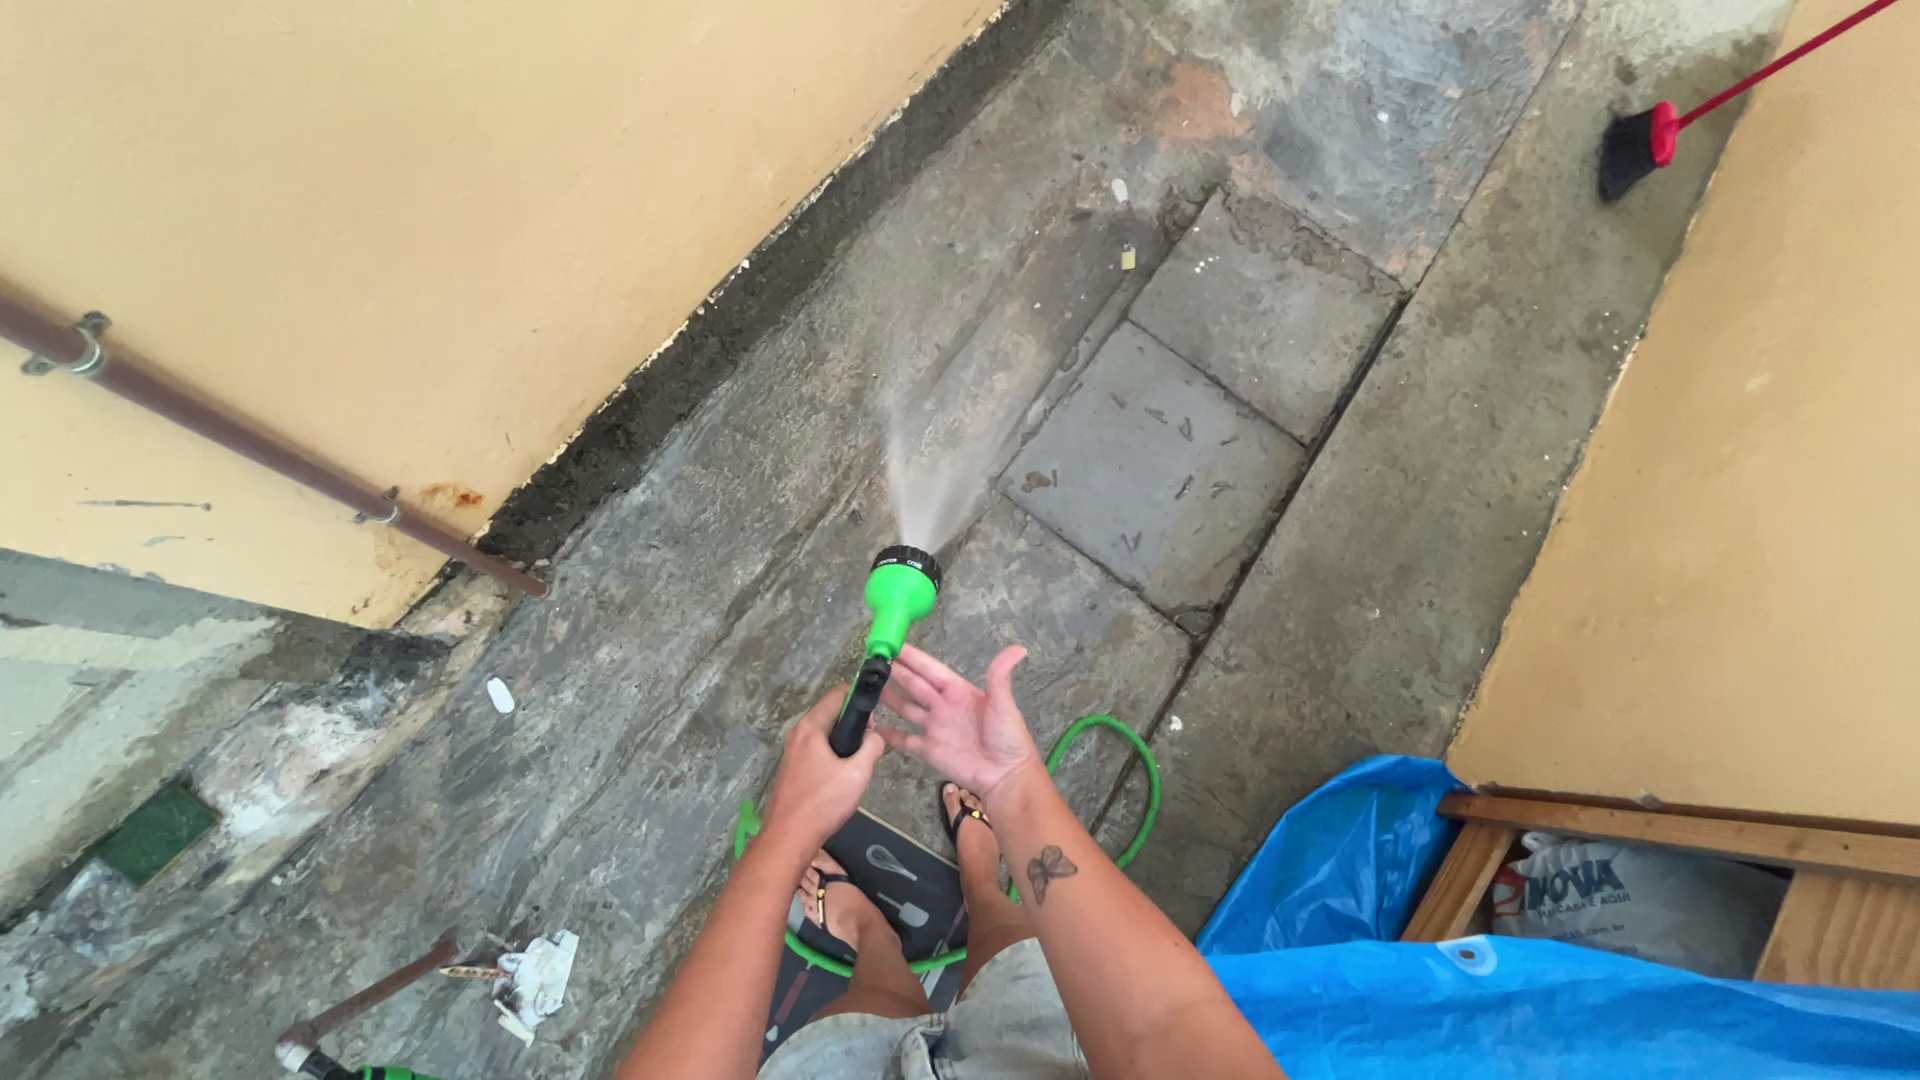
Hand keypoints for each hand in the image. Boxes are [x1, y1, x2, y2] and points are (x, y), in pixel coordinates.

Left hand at [762, 686, 885, 852]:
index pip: (838, 693)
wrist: (789, 837)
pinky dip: (833, 752)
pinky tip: (842, 775)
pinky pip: (818, 747)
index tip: (873, 723)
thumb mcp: (858, 773)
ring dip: (845, 740)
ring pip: (825, 731)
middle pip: (831, 711)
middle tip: (869, 746)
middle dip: (854, 723)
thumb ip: (873, 747)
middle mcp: (799, 732)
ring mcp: (793, 749)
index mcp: (811, 727)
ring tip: (858, 763)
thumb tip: (876, 736)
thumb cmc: (823, 802)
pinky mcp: (793, 766)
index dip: (860, 700)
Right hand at [876, 644, 1042, 797]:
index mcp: (958, 691)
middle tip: (873, 660)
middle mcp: (943, 706)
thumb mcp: (1003, 702)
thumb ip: (1000, 676)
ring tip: (869, 686)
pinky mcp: (929, 749)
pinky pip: (905, 740)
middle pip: (914, 685)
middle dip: (896, 672)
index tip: (894, 645)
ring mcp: (934, 727)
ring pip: (906, 708)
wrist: (1005, 775)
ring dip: (890, 697)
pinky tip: (874, 728)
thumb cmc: (1006, 737)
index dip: (913, 658)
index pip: (930, 669)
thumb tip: (1019, 647)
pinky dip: (890, 735)